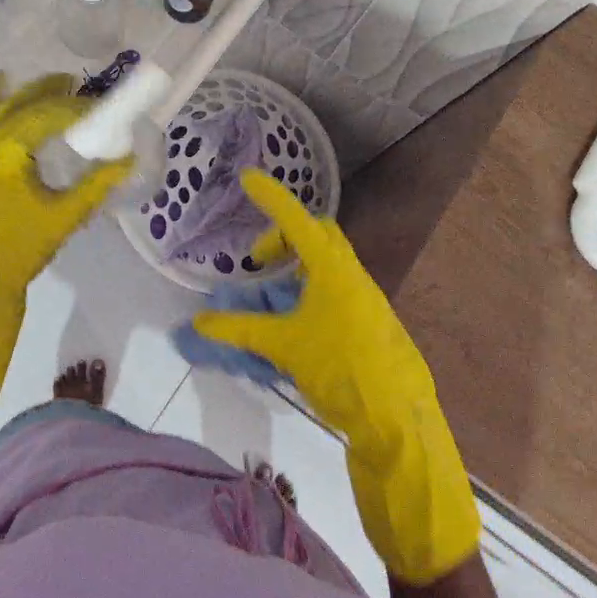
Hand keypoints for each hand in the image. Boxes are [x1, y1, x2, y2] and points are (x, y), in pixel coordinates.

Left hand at [0, 73, 130, 417]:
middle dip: (53, 93)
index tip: (106, 110)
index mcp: (7, 151)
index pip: (47, 115)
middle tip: (84, 87)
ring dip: (28, 95)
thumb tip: (128, 158)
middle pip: (23, 105)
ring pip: (2, 111)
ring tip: (55, 83)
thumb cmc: (18, 249)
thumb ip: (96, 185)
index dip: (78, 109)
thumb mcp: (64, 216)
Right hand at [193, 170, 480, 584]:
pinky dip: (312, 291)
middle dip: (286, 236)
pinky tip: (297, 324)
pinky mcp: (372, 322)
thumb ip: (240, 330)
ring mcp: (367, 299)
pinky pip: (338, 289)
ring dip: (299, 268)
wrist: (397, 419)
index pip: (297, 221)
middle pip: (319, 236)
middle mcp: (353, 276)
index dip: (271, 198)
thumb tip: (198, 323)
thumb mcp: (283, 347)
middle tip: (259, 260)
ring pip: (329, 264)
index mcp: (334, 271)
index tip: (247, 177)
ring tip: (273, 295)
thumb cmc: (340, 369)